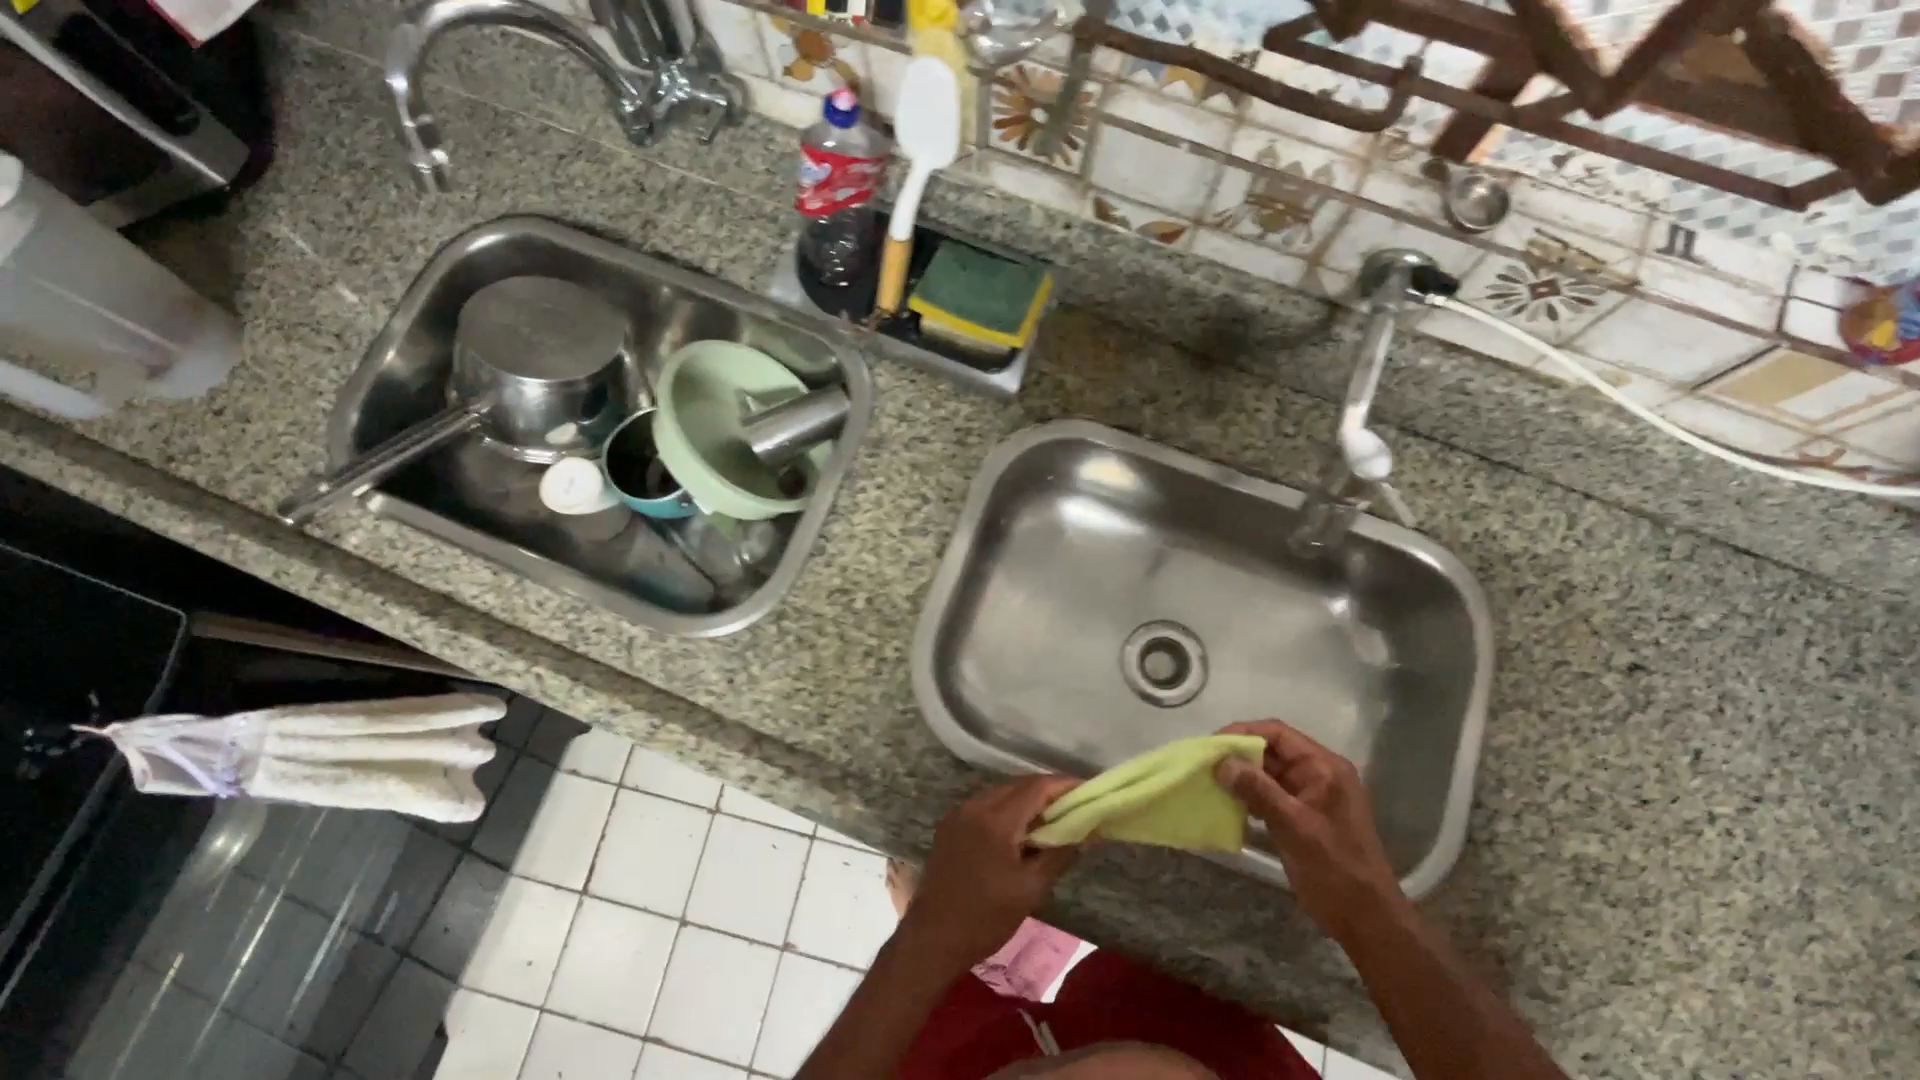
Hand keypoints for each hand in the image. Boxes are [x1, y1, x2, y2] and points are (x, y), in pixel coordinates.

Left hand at [897, 775, 1081, 972]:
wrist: (932, 939)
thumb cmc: (986, 918)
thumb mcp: (1031, 889)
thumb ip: (1062, 854)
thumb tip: (1090, 833)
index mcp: (996, 819)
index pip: (1038, 787)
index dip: (1066, 785)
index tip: (1091, 791)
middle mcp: (975, 806)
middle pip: (1019, 784)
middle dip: (1049, 791)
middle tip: (1077, 806)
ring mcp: (959, 814)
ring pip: (1002, 793)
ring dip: (1028, 799)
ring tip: (1055, 818)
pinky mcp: (950, 826)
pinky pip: (986, 805)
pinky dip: (1009, 809)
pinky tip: (1023, 829)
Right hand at [1215, 720, 1408, 942]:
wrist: (1364, 917)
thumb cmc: (1335, 867)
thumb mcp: (1294, 826)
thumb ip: (1259, 790)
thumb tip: (1222, 762)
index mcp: (1324, 768)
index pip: (1278, 734)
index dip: (1243, 733)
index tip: (1212, 745)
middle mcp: (1317, 775)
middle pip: (1272, 751)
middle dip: (1238, 756)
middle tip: (1204, 766)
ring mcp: (1309, 797)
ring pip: (1268, 774)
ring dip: (1241, 777)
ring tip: (1210, 784)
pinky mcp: (1301, 818)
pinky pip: (1270, 796)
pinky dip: (1249, 797)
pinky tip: (1228, 806)